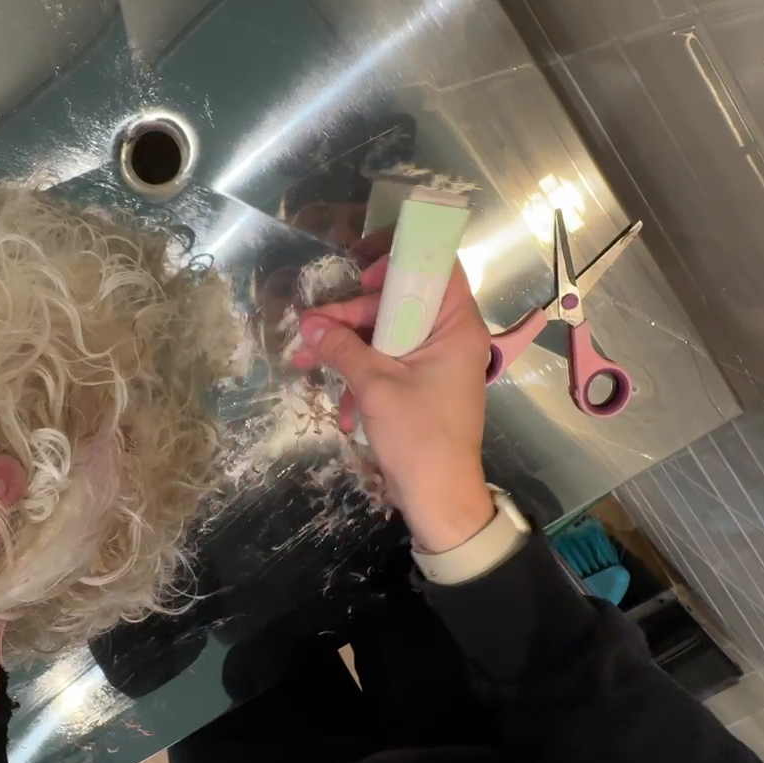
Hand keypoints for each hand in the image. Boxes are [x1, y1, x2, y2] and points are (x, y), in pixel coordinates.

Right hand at [291, 236, 495, 552]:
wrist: (438, 496)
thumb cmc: (418, 436)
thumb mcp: (375, 386)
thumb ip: (342, 349)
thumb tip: (309, 325)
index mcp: (456, 328)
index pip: (436, 271)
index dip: (398, 266)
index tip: (360, 278)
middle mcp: (450, 338)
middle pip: (399, 305)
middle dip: (352, 317)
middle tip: (312, 326)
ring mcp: (435, 364)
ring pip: (387, 336)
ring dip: (348, 348)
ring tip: (307, 360)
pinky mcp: (421, 387)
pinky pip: (388, 364)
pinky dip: (361, 375)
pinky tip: (340, 400)